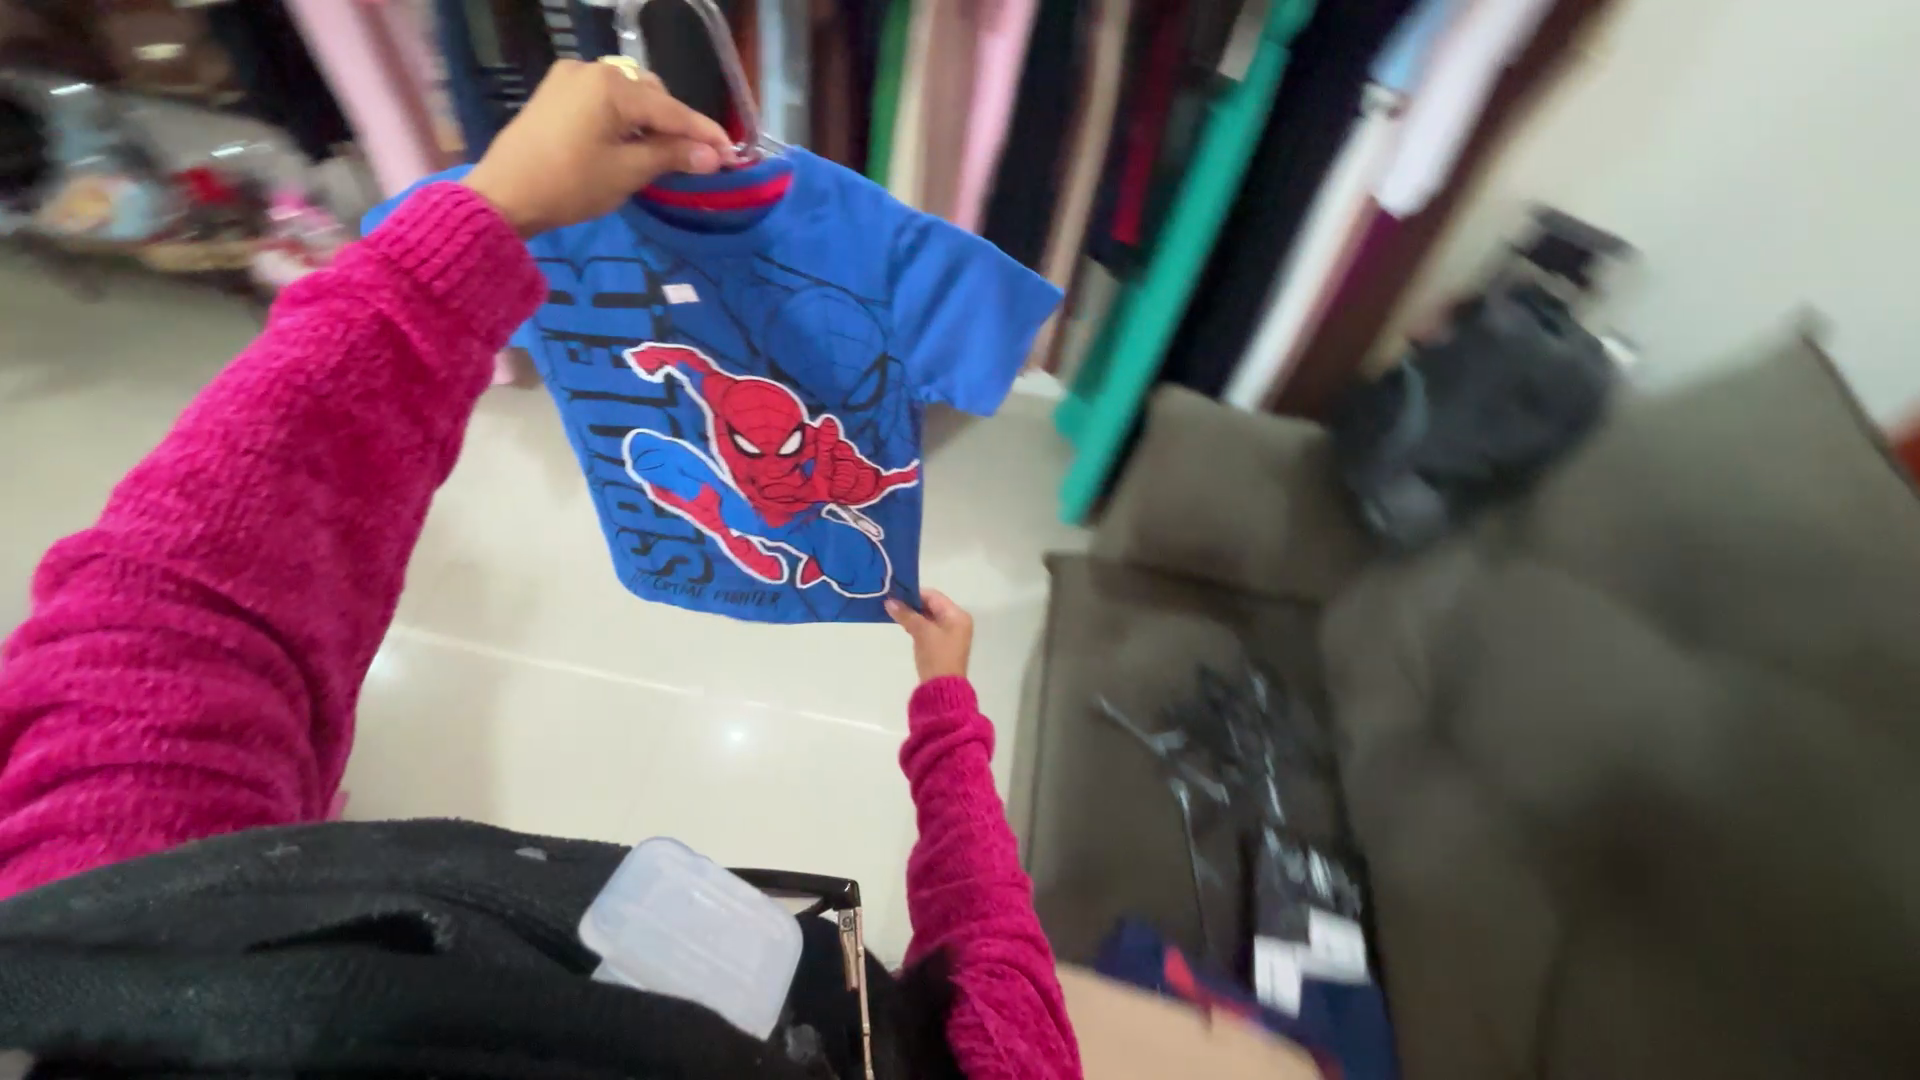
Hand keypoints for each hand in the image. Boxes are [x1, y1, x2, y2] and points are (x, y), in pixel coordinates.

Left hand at [464, 59, 735, 237]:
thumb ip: (672, 157)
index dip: (705, 134)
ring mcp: (570, 79)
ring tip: (665, 153)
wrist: (507, 194)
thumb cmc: (571, 185)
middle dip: (677, 124)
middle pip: (652, 93)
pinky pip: (605, 97)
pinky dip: (627, 117)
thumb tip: (713, 155)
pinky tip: (632, 142)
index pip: (672, 110)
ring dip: (652, 119)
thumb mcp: (628, 173)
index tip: (734, 155)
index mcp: (612, 88)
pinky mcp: (556, 94)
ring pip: (629, 93)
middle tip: (698, 159)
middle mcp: (592, 71)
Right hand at [886, 588, 972, 682]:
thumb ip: (906, 614)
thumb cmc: (936, 656)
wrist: (941, 689)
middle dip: (912, 604)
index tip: (895, 592)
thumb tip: (889, 601)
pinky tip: (902, 624)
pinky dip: (916, 625)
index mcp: (957, 615)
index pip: (934, 596)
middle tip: (890, 601)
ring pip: (928, 617)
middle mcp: (957, 622)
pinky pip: (928, 629)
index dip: (914, 593)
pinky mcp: (941, 645)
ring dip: (912, 615)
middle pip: (932, 606)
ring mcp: (950, 634)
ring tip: (892, 611)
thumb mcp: (922, 632)